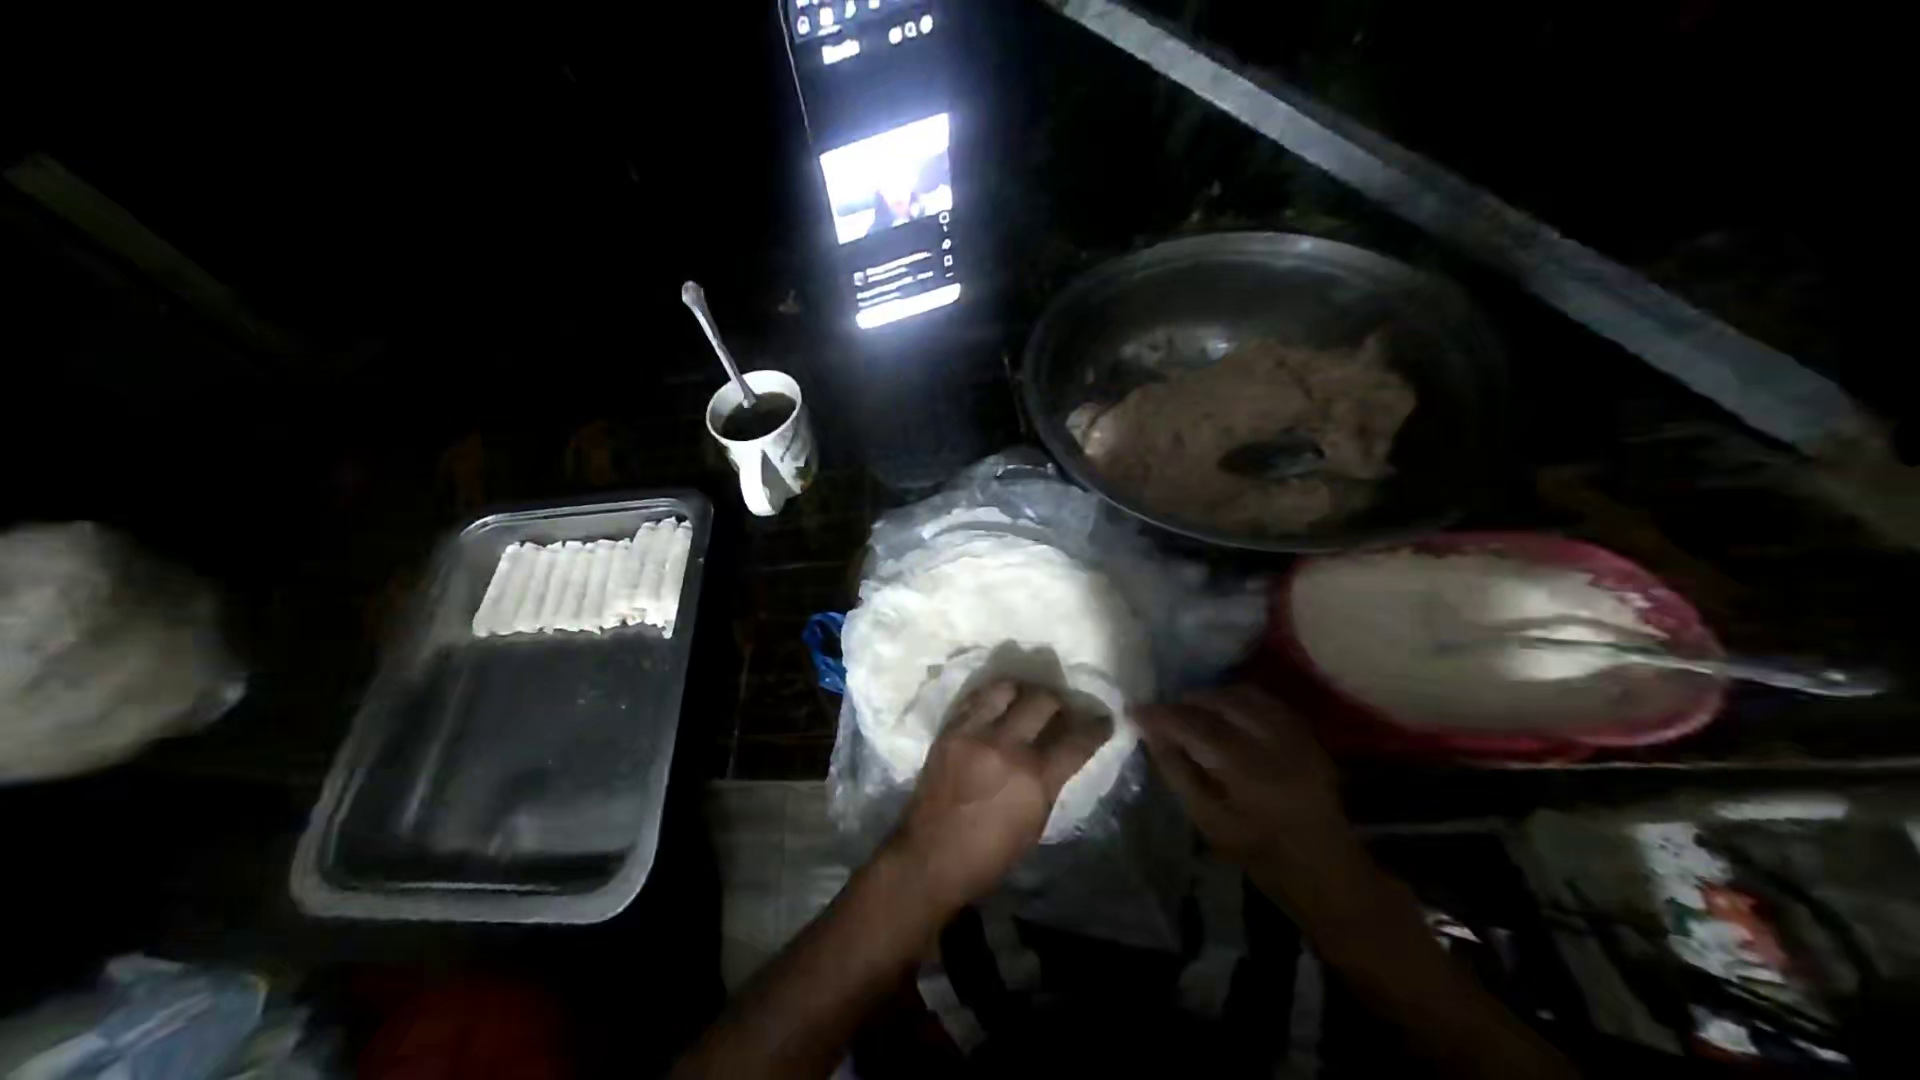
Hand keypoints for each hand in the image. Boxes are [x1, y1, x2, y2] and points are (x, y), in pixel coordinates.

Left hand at [886, 681, 1111, 908]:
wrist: (929, 858)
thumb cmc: (989, 855)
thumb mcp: (1035, 824)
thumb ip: (1050, 782)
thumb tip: (1062, 753)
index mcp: (1034, 779)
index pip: (1077, 740)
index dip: (1097, 726)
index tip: (1104, 719)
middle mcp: (1006, 747)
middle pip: (1043, 701)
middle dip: (1060, 702)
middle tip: (1062, 709)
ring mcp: (973, 734)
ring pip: (1007, 688)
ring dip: (1024, 692)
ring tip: (1027, 701)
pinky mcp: (949, 731)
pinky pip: (976, 699)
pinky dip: (993, 698)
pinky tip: (999, 706)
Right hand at [1135, 684, 1350, 877]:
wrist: (1323, 867)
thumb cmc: (1258, 851)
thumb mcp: (1207, 821)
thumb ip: (1178, 772)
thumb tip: (1151, 733)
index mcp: (1250, 772)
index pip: (1198, 727)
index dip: (1163, 715)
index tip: (1135, 712)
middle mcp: (1276, 744)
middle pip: (1223, 703)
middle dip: (1187, 701)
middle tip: (1162, 711)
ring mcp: (1297, 736)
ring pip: (1246, 695)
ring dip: (1212, 696)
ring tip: (1190, 708)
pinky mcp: (1307, 734)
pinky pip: (1267, 701)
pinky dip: (1239, 699)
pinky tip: (1224, 711)